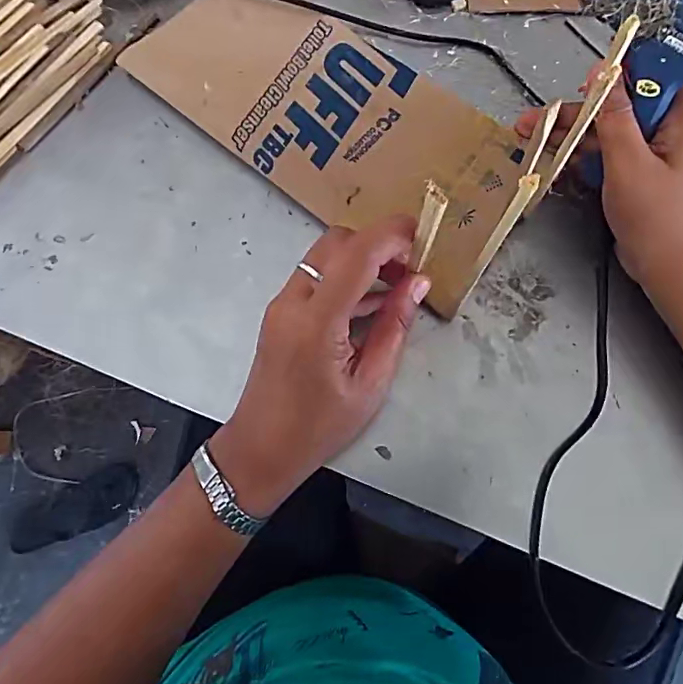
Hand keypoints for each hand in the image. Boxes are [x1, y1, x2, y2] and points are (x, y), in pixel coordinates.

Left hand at [208, 216, 429, 515]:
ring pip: (325, 255)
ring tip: (399, 285)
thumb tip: (418, 283)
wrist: (260, 448)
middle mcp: (293, 301)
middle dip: (378, 243)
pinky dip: (346, 276)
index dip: (391, 236)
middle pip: (337, 242)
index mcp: (317, 321)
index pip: (356, 255)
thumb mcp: (370, 384)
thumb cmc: (318, 427)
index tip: (423, 236)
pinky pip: (317, 276)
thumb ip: (395, 328)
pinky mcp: (281, 310)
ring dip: (362, 258)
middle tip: (411, 268)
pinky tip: (373, 302)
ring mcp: (282, 303)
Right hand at [515, 70, 682, 303]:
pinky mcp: (637, 181)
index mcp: (681, 124)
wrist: (673, 275)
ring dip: (572, 137)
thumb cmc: (660, 222)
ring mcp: (652, 161)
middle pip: (620, 110)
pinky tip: (553, 161)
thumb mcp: (630, 164)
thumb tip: (605, 74)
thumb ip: (615, 118)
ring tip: (531, 139)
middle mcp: (669, 137)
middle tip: (537, 121)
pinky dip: (582, 160)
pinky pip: (608, 160)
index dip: (618, 77)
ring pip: (608, 136)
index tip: (583, 86)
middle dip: (578, 114)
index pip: (653, 80)